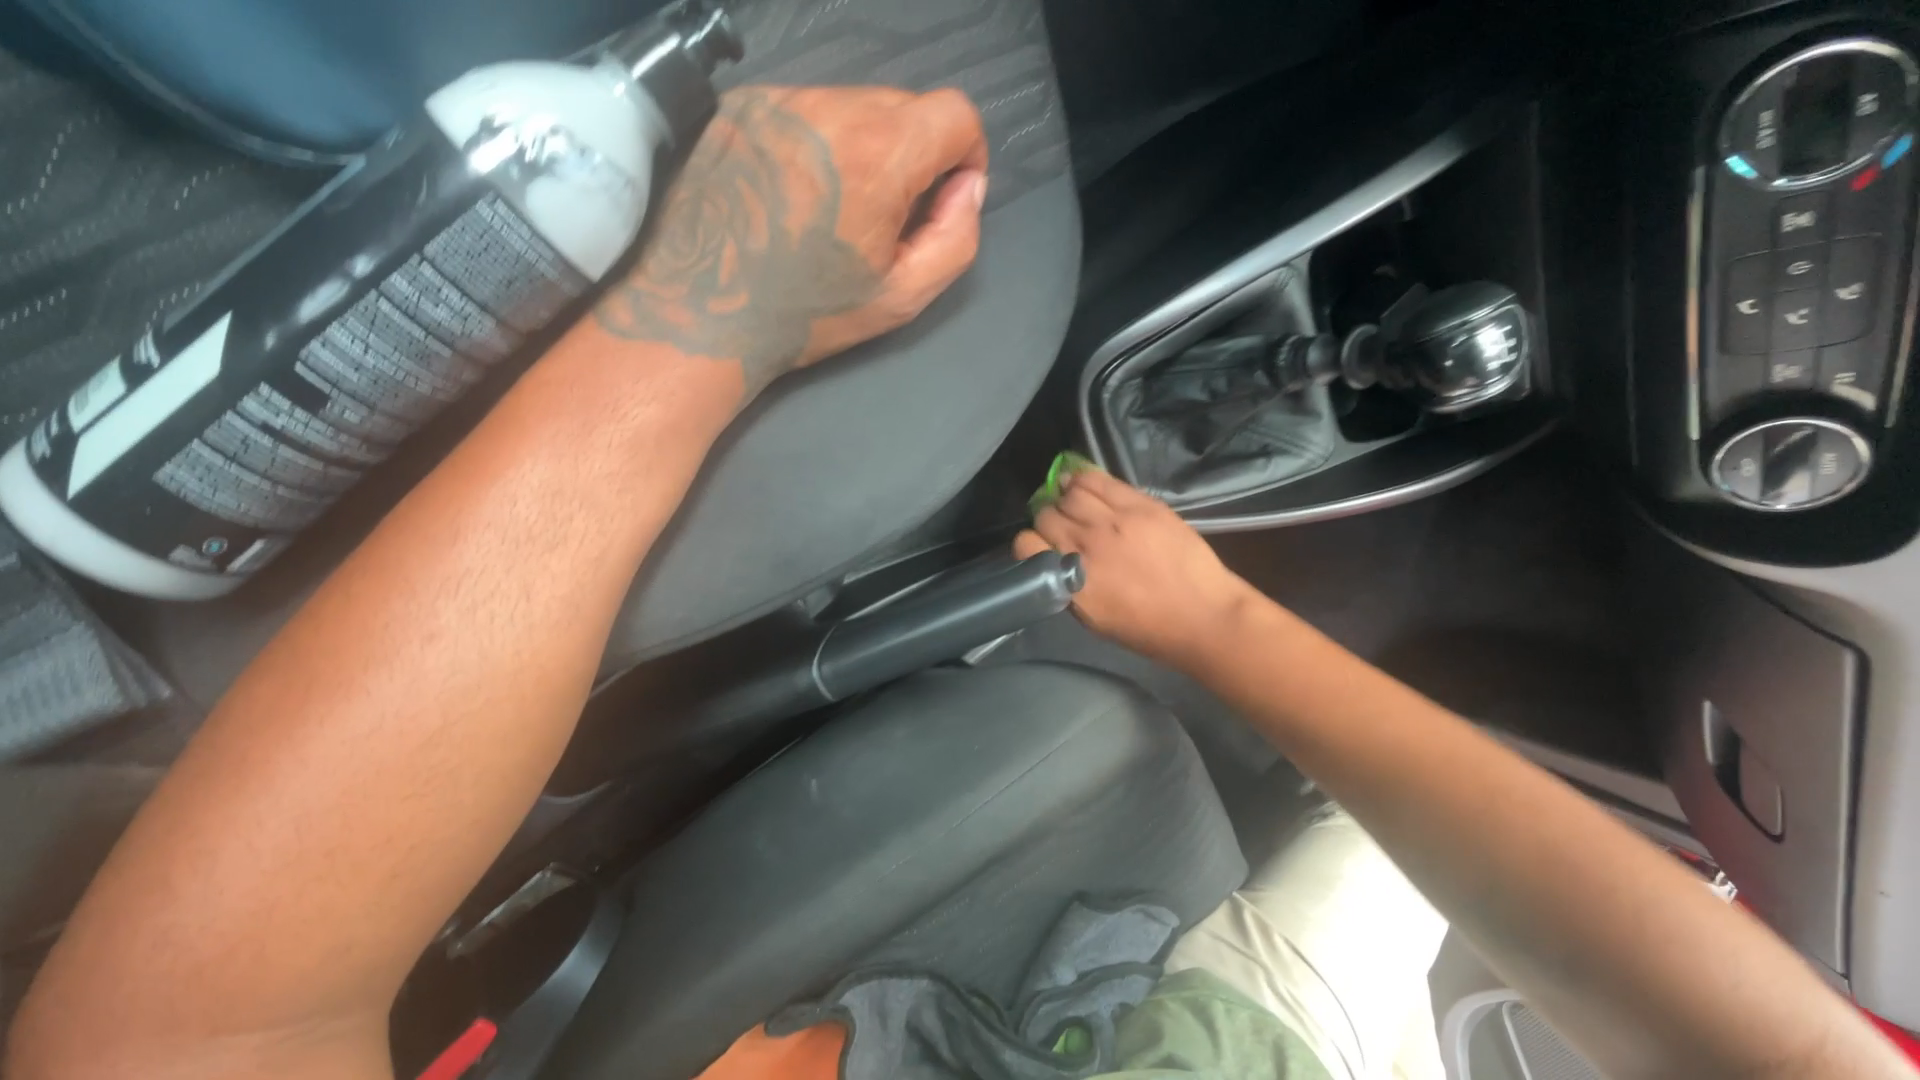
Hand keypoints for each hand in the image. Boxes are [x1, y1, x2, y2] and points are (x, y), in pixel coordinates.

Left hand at [592, 85, 988, 395]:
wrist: (699, 313)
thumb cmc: (807, 314)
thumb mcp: (903, 295)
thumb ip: (957, 236)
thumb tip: (966, 187)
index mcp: (879, 152)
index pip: (955, 113)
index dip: (966, 153)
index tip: (946, 193)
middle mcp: (828, 106)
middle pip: (903, 106)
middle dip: (912, 154)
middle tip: (882, 215)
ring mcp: (777, 100)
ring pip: (851, 104)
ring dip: (860, 146)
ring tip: (829, 208)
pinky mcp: (738, 105)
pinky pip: (802, 110)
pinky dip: (813, 143)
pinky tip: (790, 193)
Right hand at [1013, 468, 1261, 671]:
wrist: (1203, 615)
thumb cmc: (1147, 628)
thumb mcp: (1092, 619)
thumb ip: (1066, 587)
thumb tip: (1052, 565)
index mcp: (1072, 578)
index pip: (1026, 543)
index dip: (1029, 544)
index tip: (1040, 549)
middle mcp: (1087, 543)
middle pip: (1047, 514)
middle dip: (1047, 520)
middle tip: (1061, 527)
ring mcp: (1115, 519)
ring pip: (1071, 492)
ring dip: (1065, 497)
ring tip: (1073, 502)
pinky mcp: (1141, 504)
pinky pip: (1100, 480)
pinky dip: (1085, 479)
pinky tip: (1084, 484)